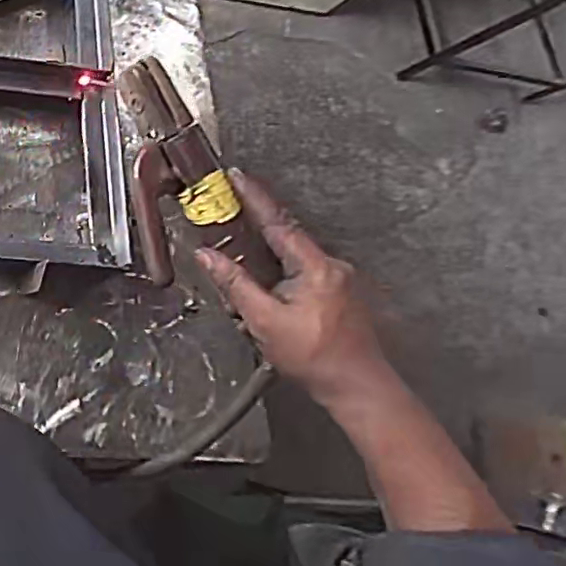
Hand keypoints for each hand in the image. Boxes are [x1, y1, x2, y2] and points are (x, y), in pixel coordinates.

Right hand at [192, 171, 397, 409]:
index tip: (238, 177)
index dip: (255, 198)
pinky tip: (264, 282)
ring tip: (238, 249)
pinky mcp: (335, 294)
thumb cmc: (316, 358)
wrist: (358, 388)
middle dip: (255, 220)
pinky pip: (300, 269)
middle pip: (285, 235)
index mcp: (316, 268)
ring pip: (291, 254)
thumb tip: (206, 256)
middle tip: (229, 205)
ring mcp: (336, 281)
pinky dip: (277, 267)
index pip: (278, 223)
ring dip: (264, 249)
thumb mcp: (264, 319)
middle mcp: (331, 268)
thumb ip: (234, 283)